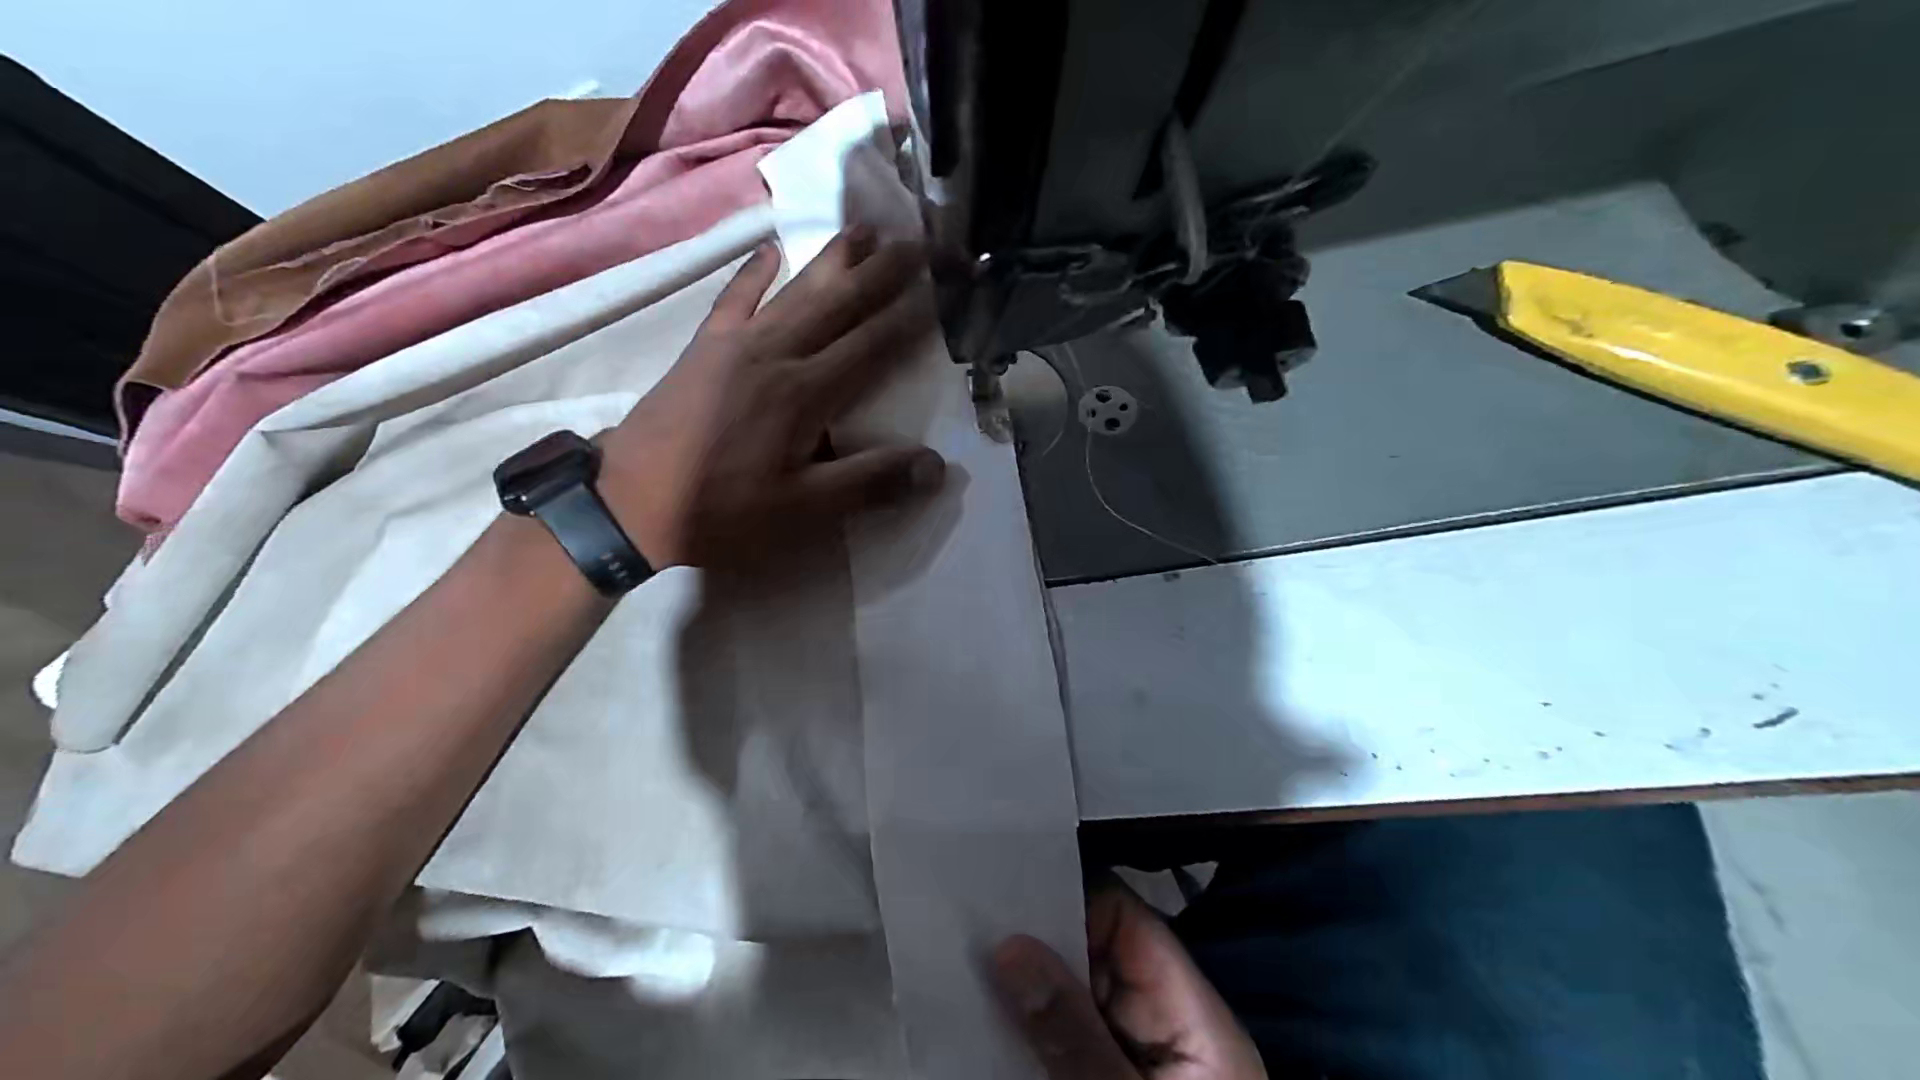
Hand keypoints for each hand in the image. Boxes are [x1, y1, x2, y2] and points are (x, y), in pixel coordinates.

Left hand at [597, 227, 944, 567]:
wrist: (629, 504)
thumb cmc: (723, 512)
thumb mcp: (802, 510)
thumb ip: (869, 483)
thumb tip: (936, 466)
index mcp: (805, 393)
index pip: (872, 345)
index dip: (911, 315)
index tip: (942, 284)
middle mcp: (775, 354)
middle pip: (839, 304)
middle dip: (882, 272)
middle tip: (917, 239)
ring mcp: (735, 344)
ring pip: (795, 290)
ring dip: (832, 259)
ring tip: (863, 227)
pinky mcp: (704, 347)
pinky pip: (735, 299)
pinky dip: (755, 272)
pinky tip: (771, 250)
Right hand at [994, 878, 1266, 1079]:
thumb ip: (1072, 1036)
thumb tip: (1009, 947)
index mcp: (1192, 1015)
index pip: (1130, 923)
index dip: (1072, 898)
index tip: (1007, 892)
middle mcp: (1164, 1022)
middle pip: (1096, 952)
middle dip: (1037, 939)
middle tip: (969, 922)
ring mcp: (1135, 1055)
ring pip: (1071, 994)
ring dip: (1023, 985)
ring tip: (961, 960)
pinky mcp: (1107, 1078)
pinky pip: (1063, 1037)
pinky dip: (1027, 1027)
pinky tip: (982, 1015)